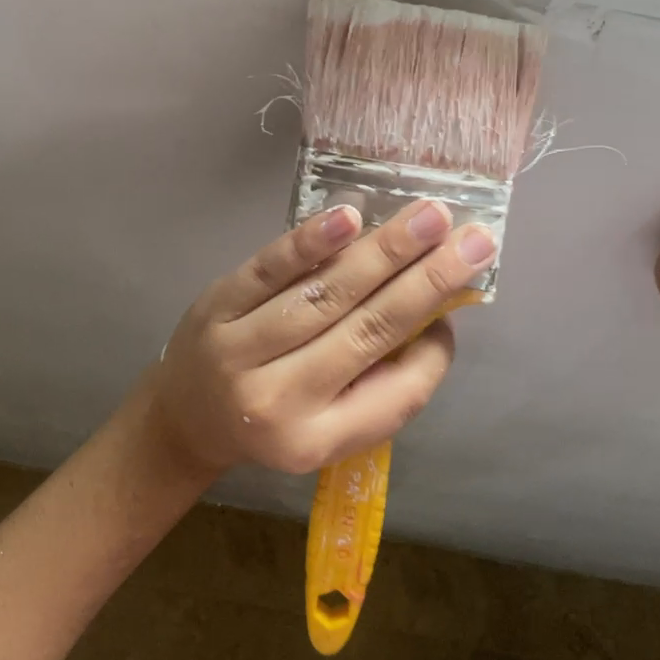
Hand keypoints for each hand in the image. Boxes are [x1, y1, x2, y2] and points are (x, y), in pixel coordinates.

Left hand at [144, 200, 498, 476]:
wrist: (184, 415)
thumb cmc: (272, 419)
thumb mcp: (327, 427)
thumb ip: (382, 383)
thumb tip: (437, 319)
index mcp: (315, 440)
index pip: (393, 396)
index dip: (435, 350)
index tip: (467, 296)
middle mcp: (279, 401)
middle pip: (367, 331)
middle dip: (427, 281)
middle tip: (474, 240)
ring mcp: (241, 350)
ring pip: (325, 295)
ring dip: (383, 253)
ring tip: (430, 218)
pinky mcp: (216, 306)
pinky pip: (269, 270)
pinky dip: (310, 243)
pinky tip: (349, 218)